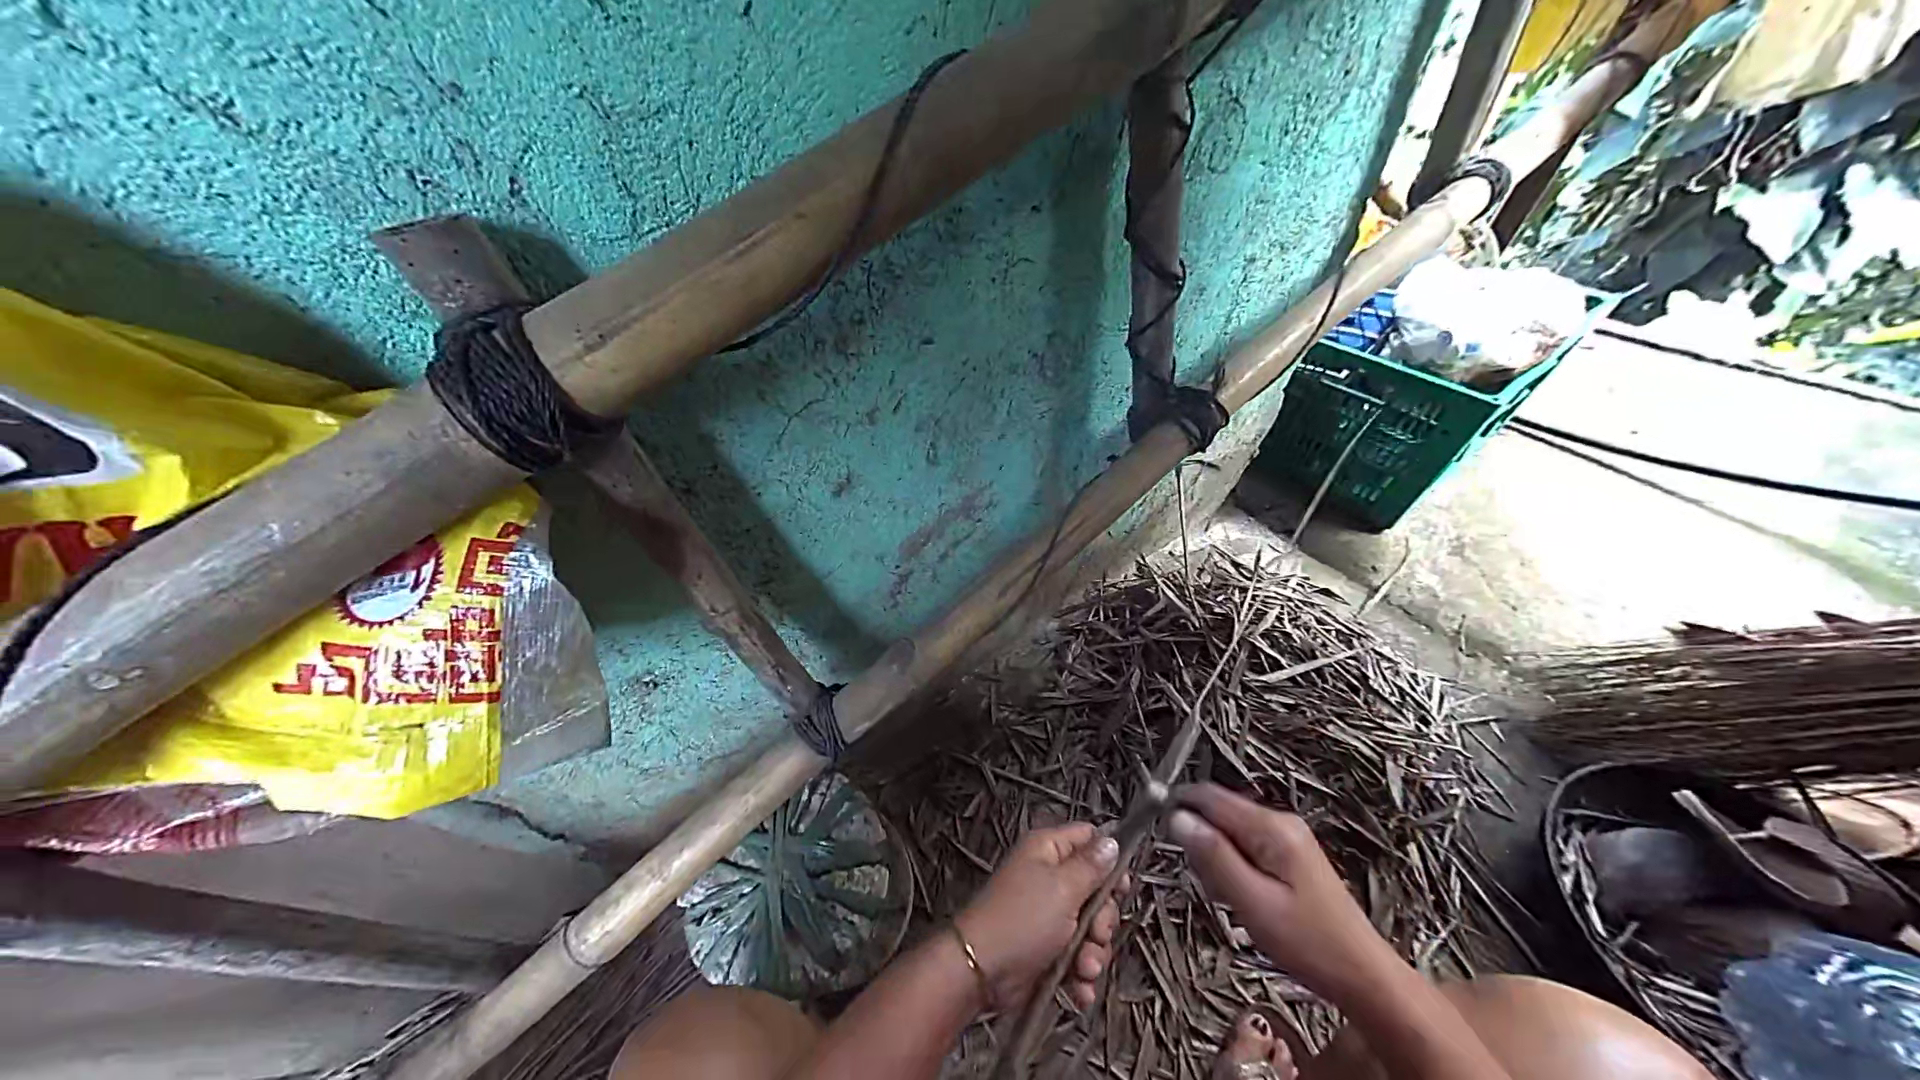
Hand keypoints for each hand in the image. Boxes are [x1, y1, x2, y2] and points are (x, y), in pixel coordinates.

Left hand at [954, 822, 1122, 1011]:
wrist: (981, 971)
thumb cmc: (1020, 920)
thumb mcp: (1063, 887)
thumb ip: (1092, 866)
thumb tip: (1111, 842)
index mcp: (1048, 850)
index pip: (1088, 839)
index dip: (1110, 860)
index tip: (1121, 887)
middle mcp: (1049, 877)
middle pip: (1096, 890)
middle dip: (1103, 919)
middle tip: (1096, 932)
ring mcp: (1048, 914)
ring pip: (1090, 928)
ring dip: (1094, 952)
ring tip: (1083, 966)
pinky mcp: (1047, 948)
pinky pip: (1077, 955)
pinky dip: (1081, 973)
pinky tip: (1078, 986)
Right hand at [1169, 784, 1398, 1003]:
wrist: (1362, 974)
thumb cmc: (1310, 944)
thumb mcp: (1252, 902)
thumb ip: (1213, 856)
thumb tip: (1178, 818)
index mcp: (1271, 828)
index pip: (1208, 796)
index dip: (1178, 807)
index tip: (1162, 831)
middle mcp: (1280, 821)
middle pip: (1218, 810)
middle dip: (1200, 839)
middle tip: (1209, 882)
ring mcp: (1287, 835)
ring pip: (1228, 828)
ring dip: (1216, 855)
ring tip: (1231, 895)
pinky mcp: (1289, 851)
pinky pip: (1245, 843)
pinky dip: (1233, 865)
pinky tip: (1244, 896)